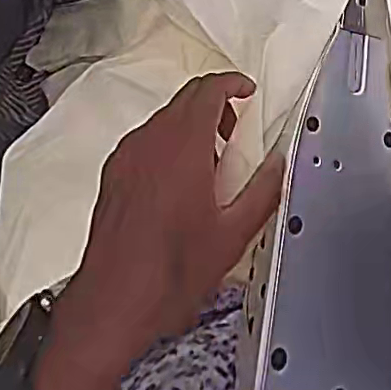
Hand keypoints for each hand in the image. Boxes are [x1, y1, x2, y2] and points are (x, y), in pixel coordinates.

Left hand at [32, 73, 284, 389]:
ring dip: (194, 122)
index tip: (247, 90)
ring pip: (166, 116)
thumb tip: (279, 163)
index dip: (233, 83)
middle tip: (236, 127)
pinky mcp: (113, 173)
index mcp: (183, 146)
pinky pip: (147, 138)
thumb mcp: (233, 234)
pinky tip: (181, 178)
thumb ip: (264, 189)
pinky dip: (170, 140)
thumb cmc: (169, 273)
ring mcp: (127, 156)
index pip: (208, 89)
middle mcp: (151, 142)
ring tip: (213, 159)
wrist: (111, 306)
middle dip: (217, 102)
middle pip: (187, 97)